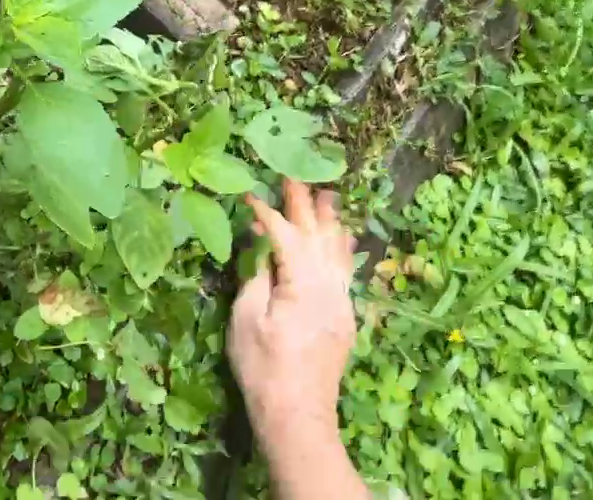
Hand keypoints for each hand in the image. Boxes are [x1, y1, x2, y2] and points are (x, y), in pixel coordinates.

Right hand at [229, 179, 356, 444]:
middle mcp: (328, 286)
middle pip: (317, 235)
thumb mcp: (246, 317)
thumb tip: (260, 239)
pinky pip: (345, 271)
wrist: (298, 416)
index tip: (249, 194)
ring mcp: (341, 301)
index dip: (266, 212)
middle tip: (295, 175)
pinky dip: (342, 248)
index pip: (284, 234)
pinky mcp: (344, 317)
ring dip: (330, 221)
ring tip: (327, 195)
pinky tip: (344, 238)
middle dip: (304, 204)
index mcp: (302, 282)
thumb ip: (256, 273)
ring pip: (338, 250)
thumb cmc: (263, 366)